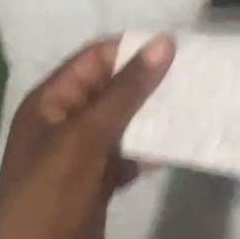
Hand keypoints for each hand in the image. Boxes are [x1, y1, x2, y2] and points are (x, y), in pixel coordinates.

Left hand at [0, 35, 175, 238]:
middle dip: (147, 83)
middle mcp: (63, 122)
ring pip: (122, 122)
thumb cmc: (49, 197)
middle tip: (190, 78)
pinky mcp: (94, 185)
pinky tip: (170, 149)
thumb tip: (165, 41)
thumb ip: (126, 90)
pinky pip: (125, 154)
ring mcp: (79, 156)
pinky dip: (146, 151)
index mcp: (50, 102)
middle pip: (111, 88)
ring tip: (187, 109)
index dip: (132, 50)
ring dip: (151, 117)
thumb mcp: (86, 138)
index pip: (95, 58)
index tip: (176, 49)